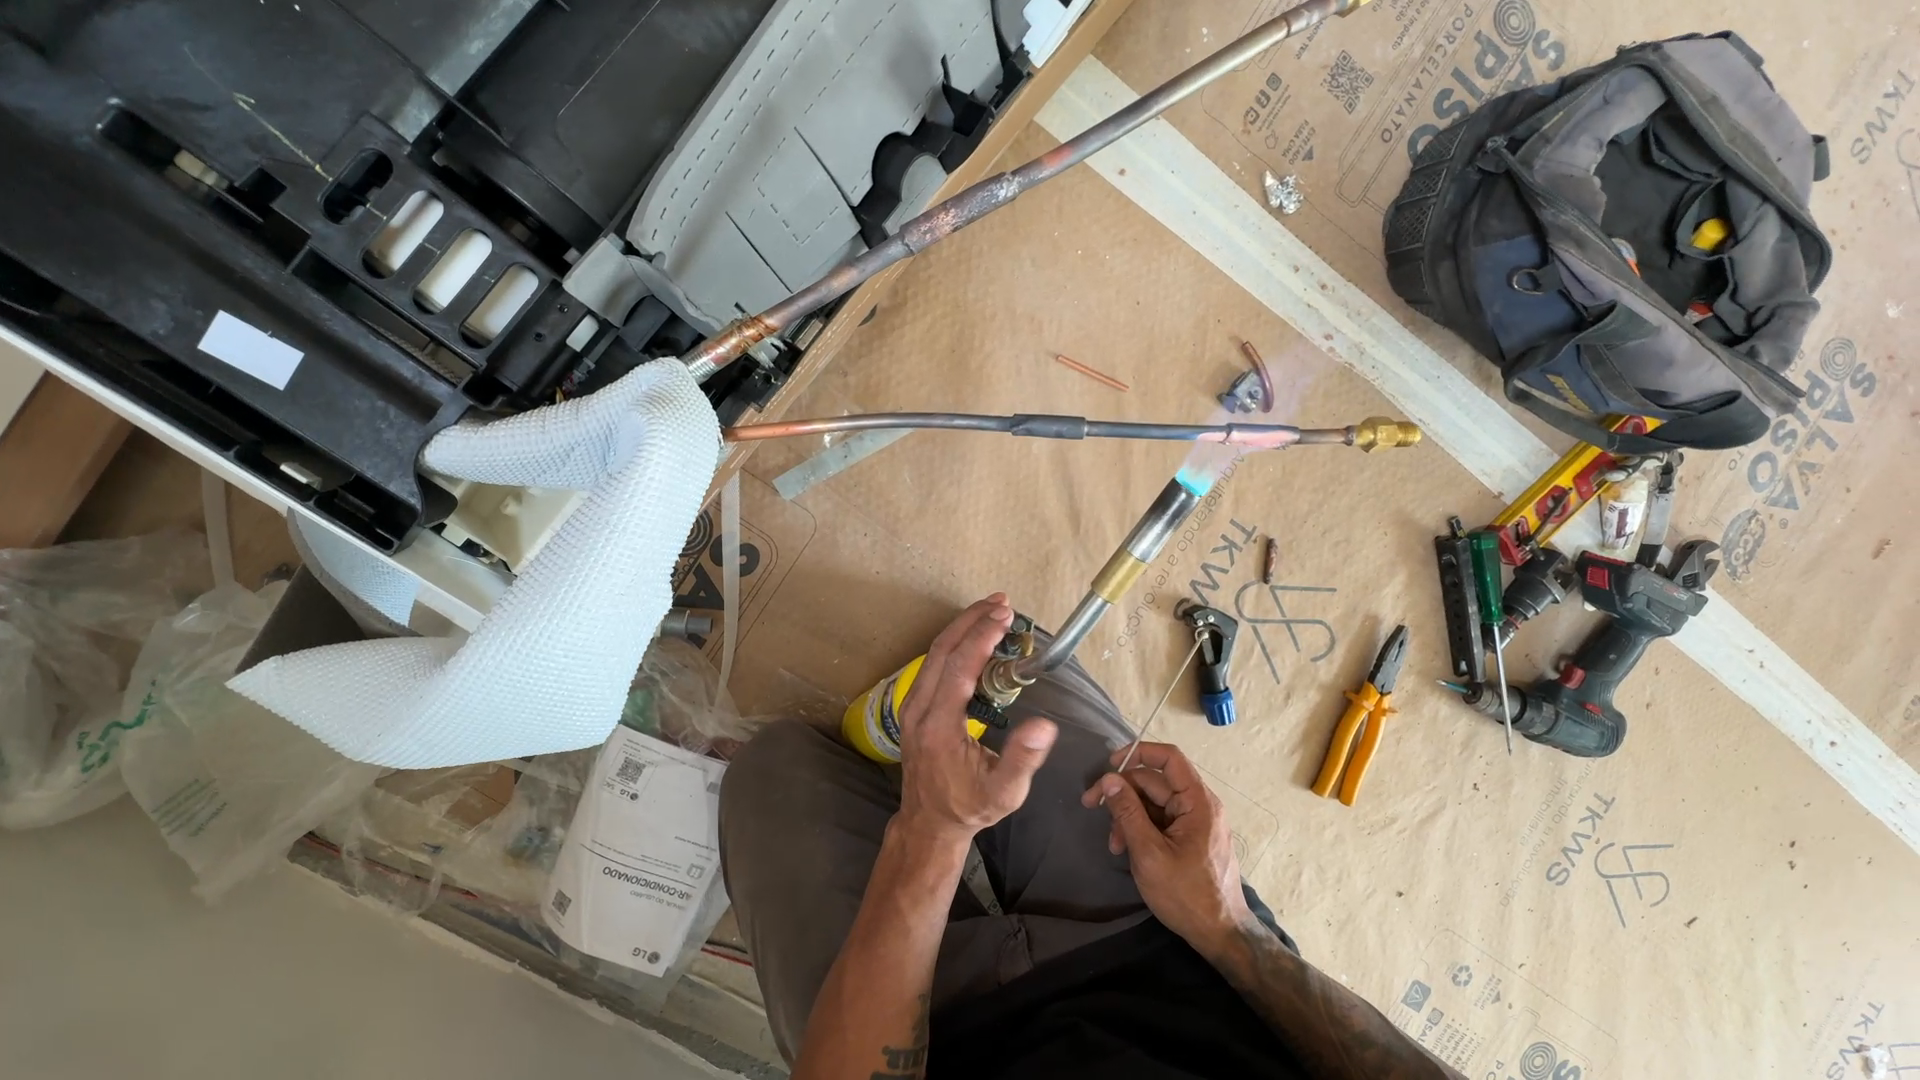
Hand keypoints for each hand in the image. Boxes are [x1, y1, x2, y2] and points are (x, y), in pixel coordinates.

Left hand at [895, 594, 1057, 848]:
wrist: (928, 823)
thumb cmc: (969, 807)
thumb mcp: (1002, 792)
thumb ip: (1022, 759)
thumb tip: (1045, 726)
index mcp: (938, 725)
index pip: (959, 668)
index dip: (981, 638)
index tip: (1004, 616)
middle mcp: (919, 708)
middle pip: (942, 650)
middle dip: (971, 621)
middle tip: (1002, 603)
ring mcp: (912, 705)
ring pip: (934, 654)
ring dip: (962, 628)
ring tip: (992, 611)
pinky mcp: (914, 706)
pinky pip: (933, 664)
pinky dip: (954, 643)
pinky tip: (975, 638)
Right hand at [1081, 741, 1256, 957]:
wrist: (1220, 934)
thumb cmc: (1187, 894)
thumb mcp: (1149, 854)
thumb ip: (1128, 813)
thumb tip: (1109, 779)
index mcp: (1197, 802)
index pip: (1169, 758)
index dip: (1138, 752)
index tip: (1108, 764)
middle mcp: (1199, 805)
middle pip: (1154, 782)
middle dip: (1122, 793)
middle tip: (1090, 806)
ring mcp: (1194, 822)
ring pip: (1153, 802)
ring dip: (1128, 816)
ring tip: (1113, 844)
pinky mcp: (1189, 837)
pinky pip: (1159, 820)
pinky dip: (1139, 828)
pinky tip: (1124, 848)